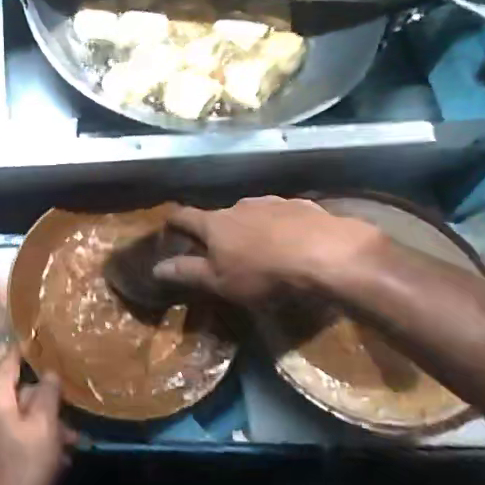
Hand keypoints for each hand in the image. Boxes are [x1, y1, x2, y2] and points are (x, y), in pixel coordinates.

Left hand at [0, 348, 70, 484]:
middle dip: (46, 398)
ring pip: (22, 419)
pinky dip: (39, 442)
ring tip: (74, 440)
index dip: (21, 350)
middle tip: (72, 403)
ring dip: (48, 425)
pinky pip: (20, 440)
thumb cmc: (25, 468)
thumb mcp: (44, 427)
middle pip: (17, 393)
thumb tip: (48, 372)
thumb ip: (47, 396)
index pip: (6, 364)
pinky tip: (60, 459)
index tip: (35, 336)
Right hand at [154, 196, 383, 305]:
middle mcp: (240, 205)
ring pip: (254, 213)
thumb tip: (155, 268)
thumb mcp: (220, 282)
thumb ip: (187, 273)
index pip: (184, 216)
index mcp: (214, 223)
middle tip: (224, 250)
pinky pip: (284, 216)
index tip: (169, 227)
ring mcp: (274, 202)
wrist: (329, 255)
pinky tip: (294, 243)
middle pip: (221, 215)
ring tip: (262, 248)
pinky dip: (282, 227)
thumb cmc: (264, 273)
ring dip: (252, 227)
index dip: (174, 222)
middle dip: (219, 229)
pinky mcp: (305, 206)